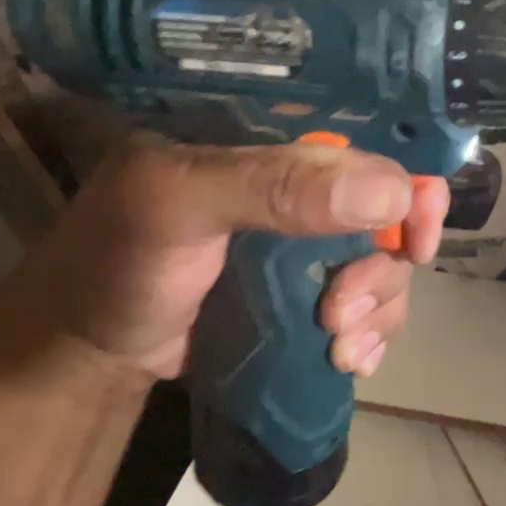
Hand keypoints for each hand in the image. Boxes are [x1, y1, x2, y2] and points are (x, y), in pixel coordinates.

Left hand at [0, 139, 449, 379]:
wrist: (84, 349)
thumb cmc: (119, 258)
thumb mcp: (180, 204)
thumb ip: (275, 187)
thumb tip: (393, 195)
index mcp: (278, 143)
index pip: (372, 143)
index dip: (411, 184)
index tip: (420, 235)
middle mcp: (306, 187)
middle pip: (393, 216)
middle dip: (384, 270)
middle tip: (341, 312)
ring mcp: (311, 245)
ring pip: (388, 268)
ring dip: (380, 312)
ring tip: (339, 348)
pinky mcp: (310, 295)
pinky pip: (372, 309)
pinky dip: (373, 337)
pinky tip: (349, 361)